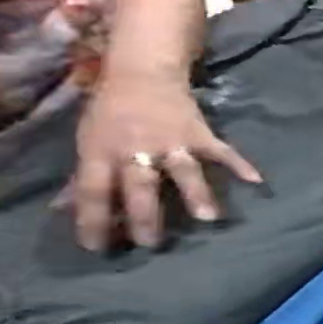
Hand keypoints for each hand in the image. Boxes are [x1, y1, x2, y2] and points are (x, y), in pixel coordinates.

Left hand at [69, 69, 261, 250]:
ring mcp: (173, 142)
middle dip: (145, 216)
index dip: (92, 220)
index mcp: (101, 152)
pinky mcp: (200, 134)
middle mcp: (137, 150)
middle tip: (151, 243)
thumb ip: (84, 175)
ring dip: (196, 194)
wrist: (142, 75)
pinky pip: (221, 151)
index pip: (93, 191)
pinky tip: (256, 180)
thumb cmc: (109, 112)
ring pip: (183, 171)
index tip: (98, 248)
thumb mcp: (87, 142)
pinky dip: (239, 164)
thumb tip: (66, 208)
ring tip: (209, 218)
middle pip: (140, 187)